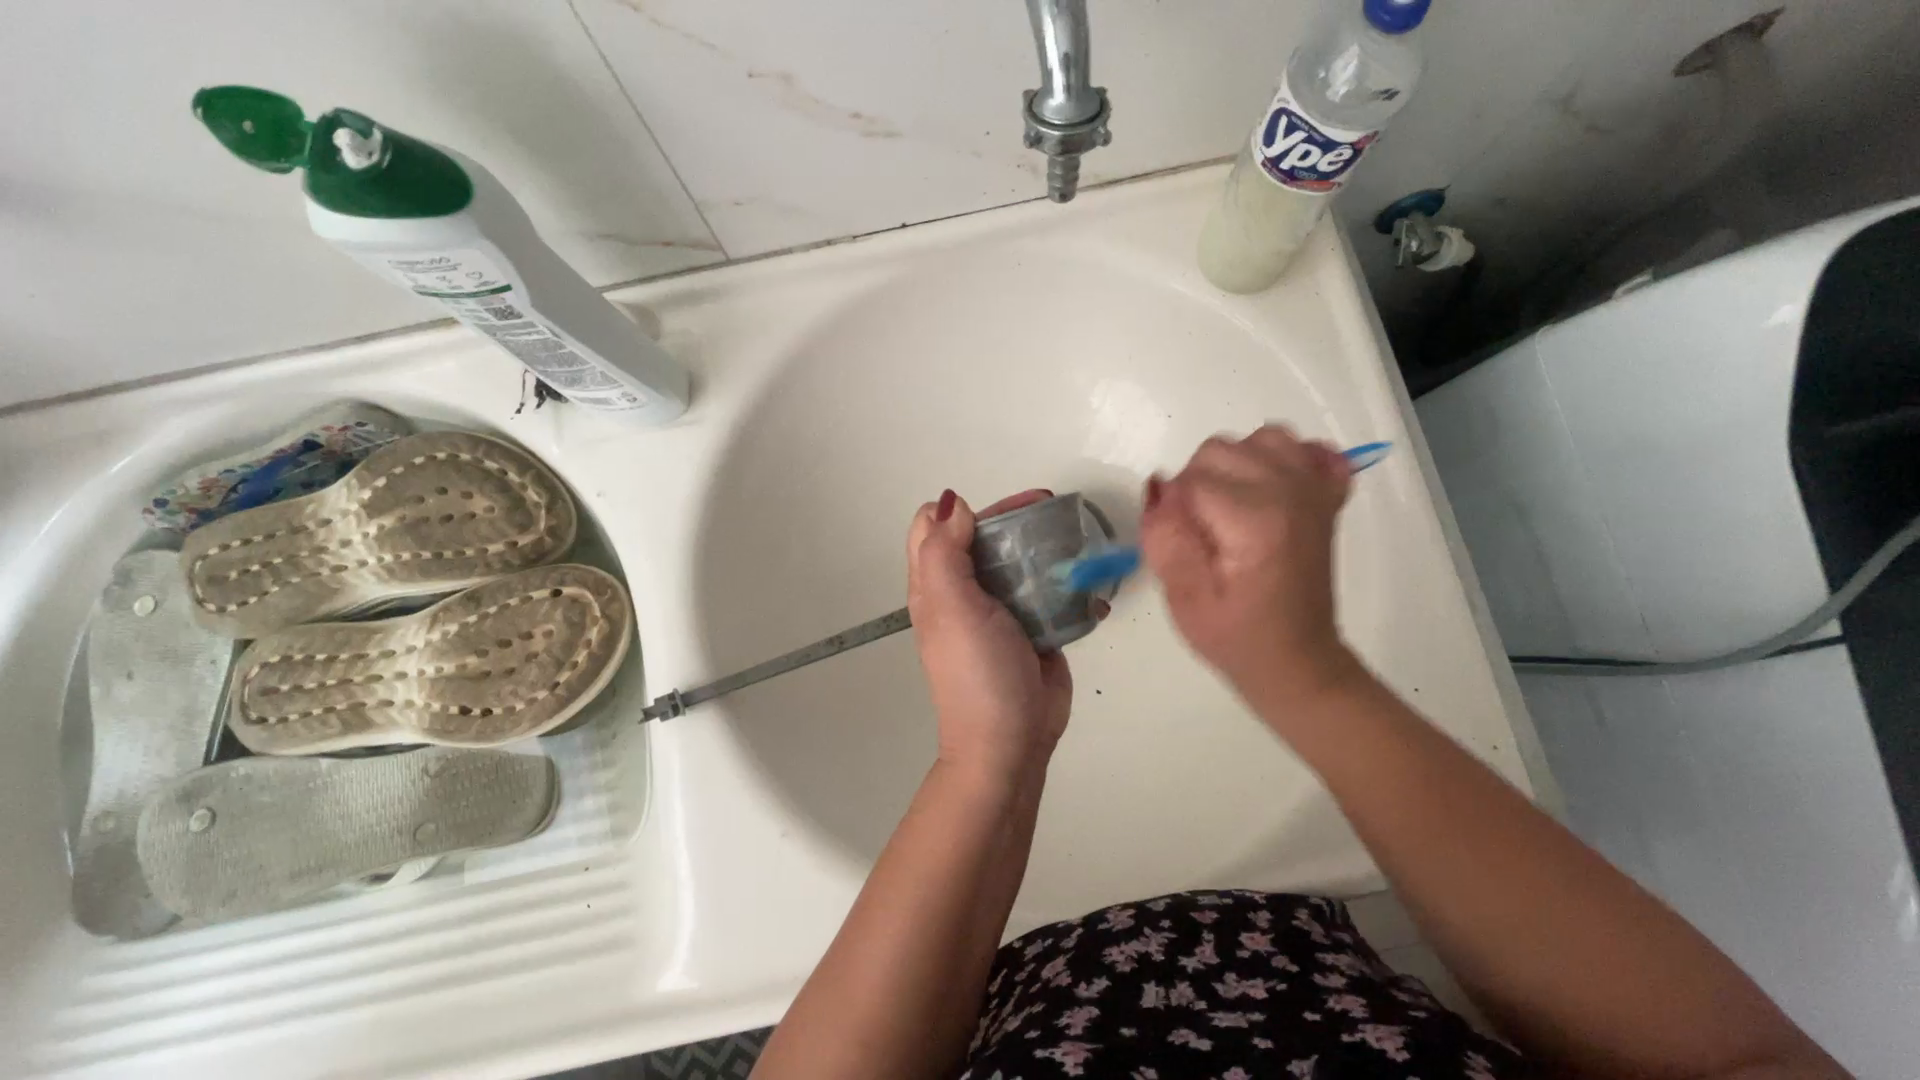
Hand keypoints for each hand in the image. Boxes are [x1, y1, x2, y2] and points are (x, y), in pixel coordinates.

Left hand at [907, 489, 1072, 781]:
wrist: (1011, 740)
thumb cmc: (976, 672)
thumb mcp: (951, 607)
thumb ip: (945, 553)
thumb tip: (952, 503)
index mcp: (936, 585)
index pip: (935, 527)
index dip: (962, 511)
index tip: (1000, 514)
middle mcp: (967, 592)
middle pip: (987, 537)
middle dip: (1016, 517)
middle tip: (1053, 508)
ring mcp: (1004, 610)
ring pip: (1022, 560)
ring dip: (1048, 544)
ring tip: (1080, 535)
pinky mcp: (1038, 627)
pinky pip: (1053, 591)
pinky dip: (1070, 580)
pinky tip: (1091, 578)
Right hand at [1140, 426, 1362, 706]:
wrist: (1294, 658)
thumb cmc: (1233, 635)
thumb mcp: (1182, 597)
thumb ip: (1165, 536)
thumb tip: (1159, 486)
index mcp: (1256, 519)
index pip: (1191, 480)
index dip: (1173, 510)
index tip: (1183, 546)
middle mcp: (1290, 491)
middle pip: (1220, 450)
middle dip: (1198, 483)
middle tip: (1202, 533)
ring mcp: (1314, 490)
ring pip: (1260, 438)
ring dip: (1237, 464)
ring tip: (1231, 508)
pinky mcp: (1326, 496)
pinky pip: (1308, 449)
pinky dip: (1286, 459)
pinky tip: (1272, 491)